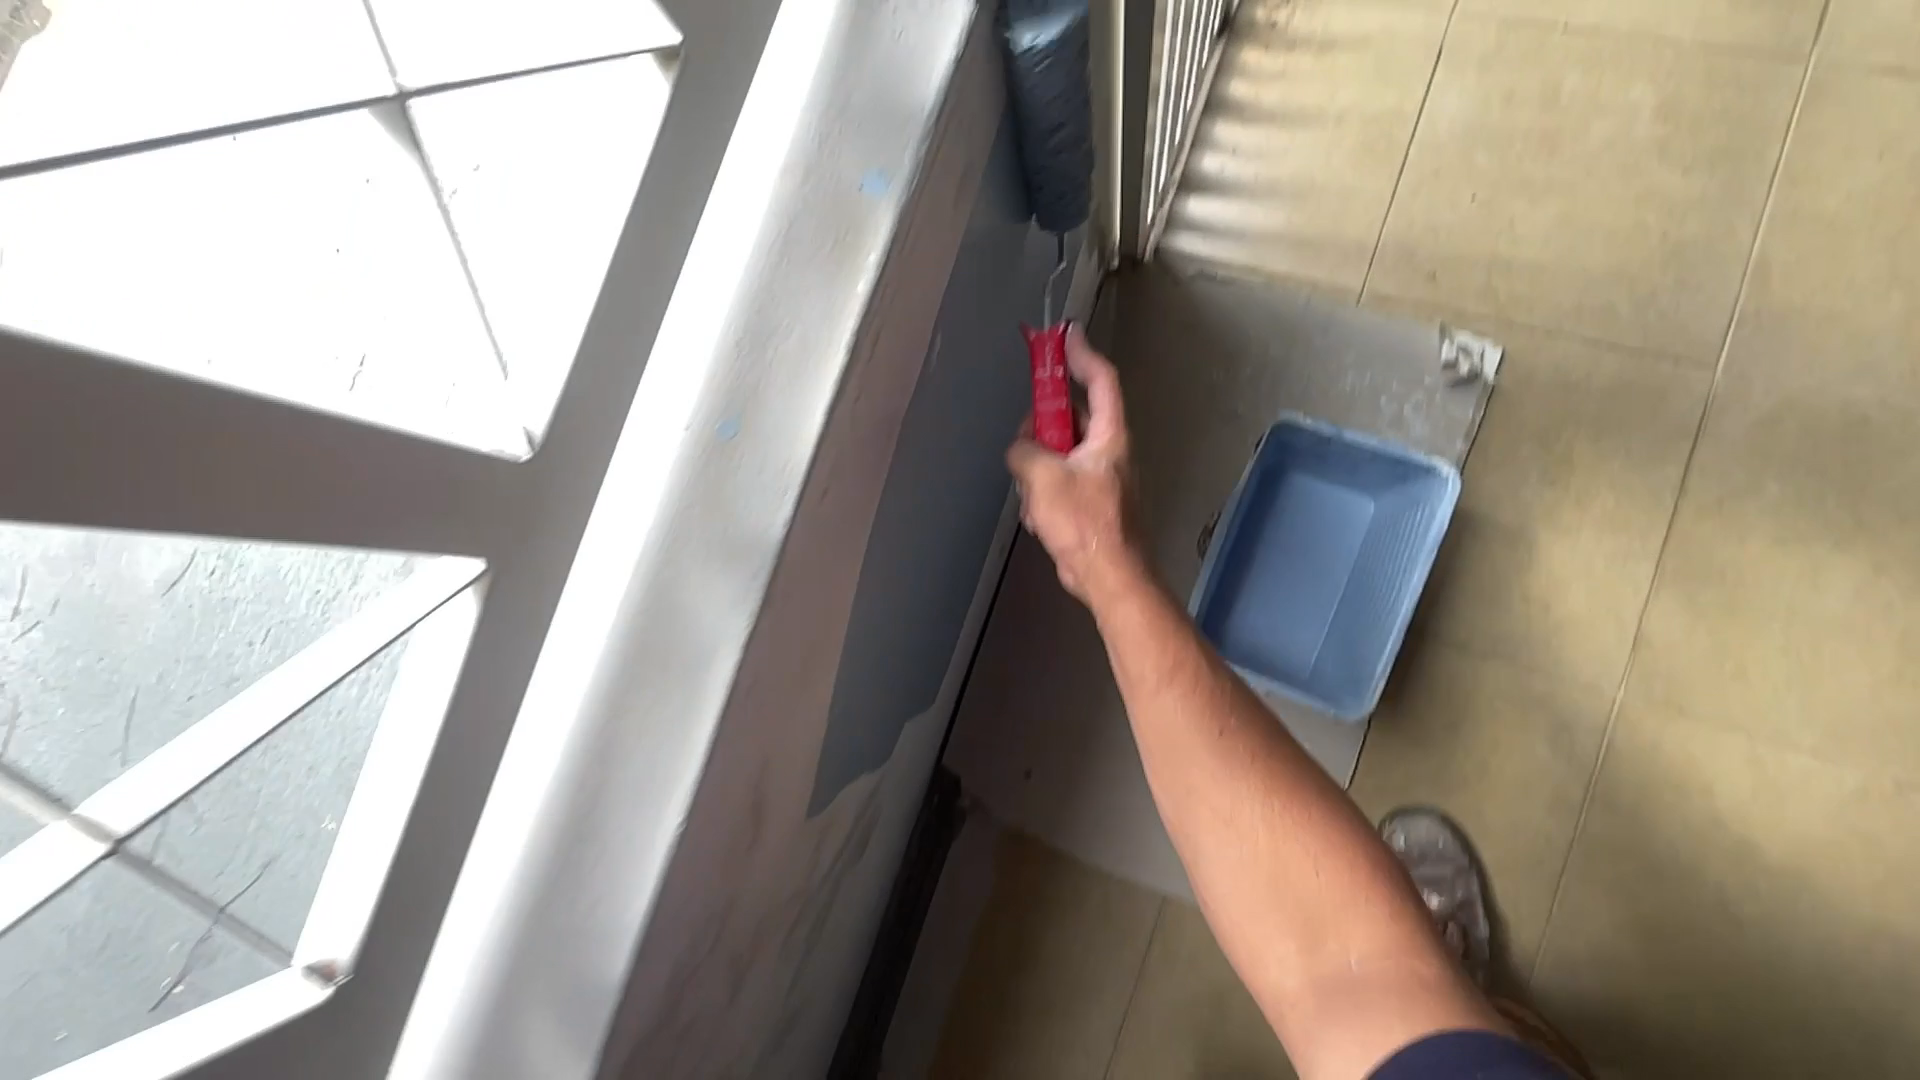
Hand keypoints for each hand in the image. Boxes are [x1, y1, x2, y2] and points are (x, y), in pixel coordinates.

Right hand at [1006, 324, 1149, 605]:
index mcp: (1110, 436)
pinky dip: (1043, 496)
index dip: (1083, 355)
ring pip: (1058, 454)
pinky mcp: (1087, 503)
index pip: (1101, 382)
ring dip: (1038, 471)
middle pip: (1071, 419)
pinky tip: (1040, 518)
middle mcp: (1108, 452)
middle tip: (1025, 441)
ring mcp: (1097, 478)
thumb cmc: (1084, 522)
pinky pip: (1057, 483)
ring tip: (1034, 497)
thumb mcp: (1044, 478)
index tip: (1065, 335)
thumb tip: (1021, 450)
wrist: (1107, 576)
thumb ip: (1025, 451)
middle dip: (1043, 428)